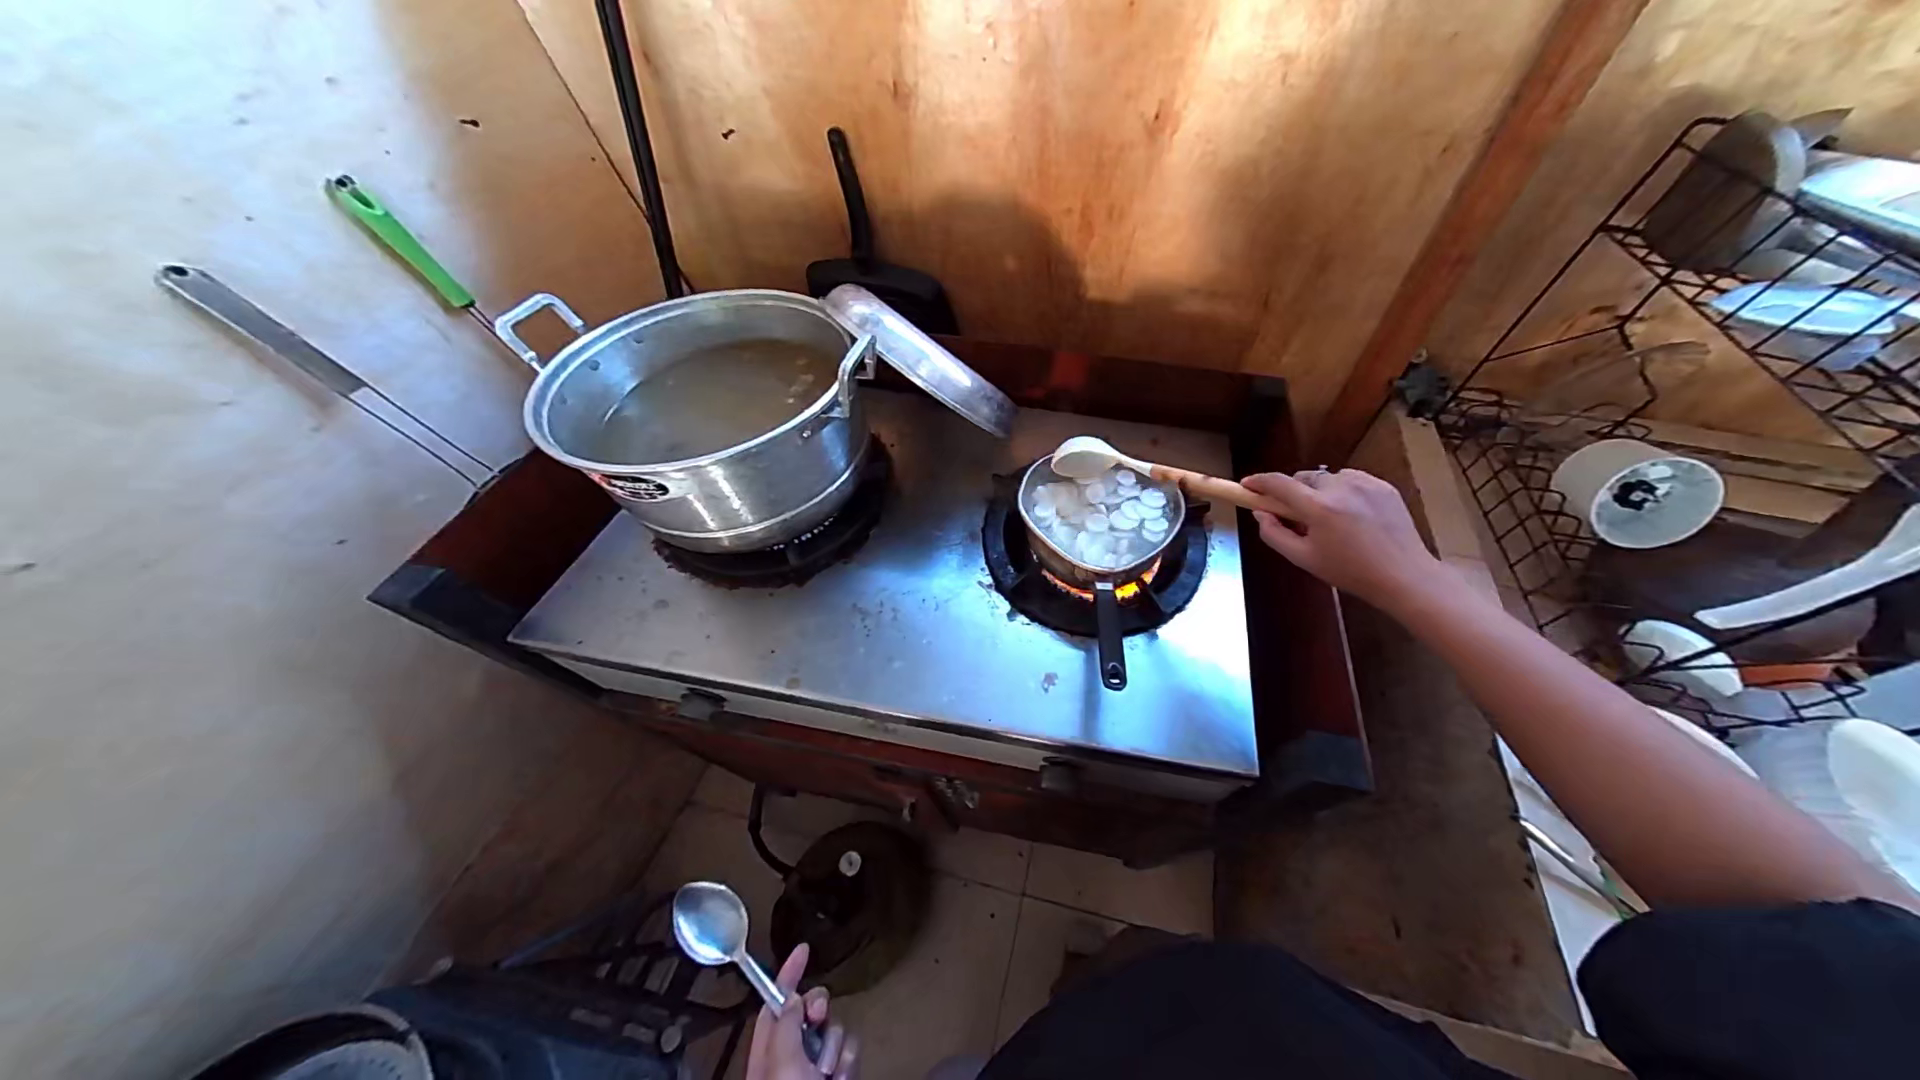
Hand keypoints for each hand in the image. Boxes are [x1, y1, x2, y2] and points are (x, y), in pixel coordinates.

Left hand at [745, 943, 858, 1079]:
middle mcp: (793, 1054)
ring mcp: (816, 1065)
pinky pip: (851, 1050)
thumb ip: (785, 1025)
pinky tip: (840, 1078)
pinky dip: (848, 1062)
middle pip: (811, 1008)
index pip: (777, 1000)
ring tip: (827, 1073)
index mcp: (768, 1049)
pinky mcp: (839, 1073)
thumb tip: (794, 995)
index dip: (789, 973)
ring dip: (834, 1048)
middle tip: (818, 1018)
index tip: (803, 949)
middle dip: (819, 1009)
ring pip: (835, 1029)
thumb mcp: (781, 1060)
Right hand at [1241, 468, 1441, 609]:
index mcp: (1319, 508)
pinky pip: (1351, 479)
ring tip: (1327, 516)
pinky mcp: (1383, 485)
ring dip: (1318, 491)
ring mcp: (1365, 484)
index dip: (1258, 482)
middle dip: (1293, 492)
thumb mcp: (1302, 558)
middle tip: (1295, 515)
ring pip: (1327, 477)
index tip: (1247, 485)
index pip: (1278, 484)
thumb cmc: (1349, 571)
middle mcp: (1341, 488)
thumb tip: (1260, 513)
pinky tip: (1350, 514)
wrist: (1404, 575)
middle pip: (1303, 477)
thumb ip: (1274, 533)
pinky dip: (1342, 491)